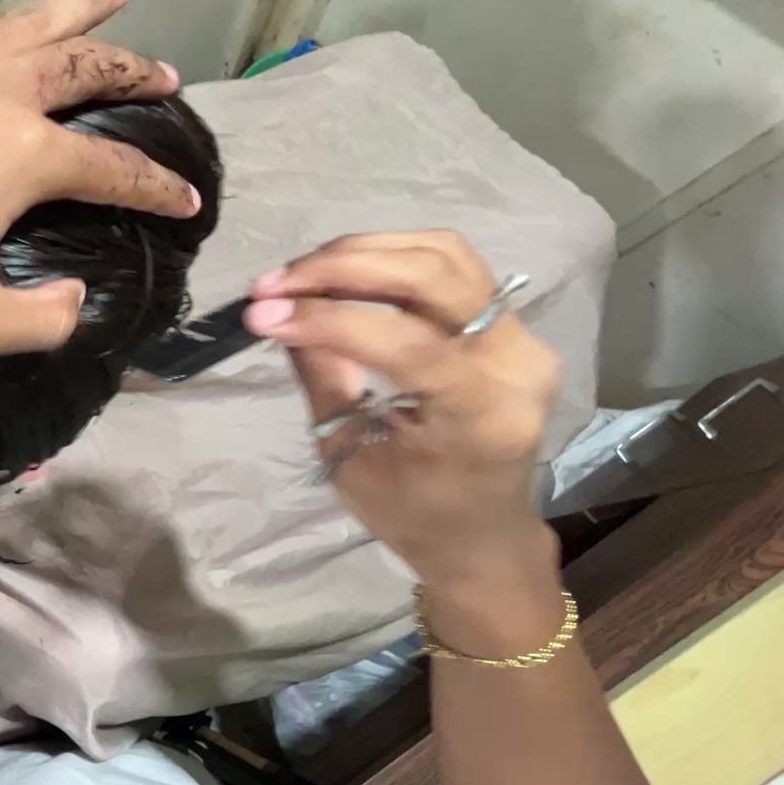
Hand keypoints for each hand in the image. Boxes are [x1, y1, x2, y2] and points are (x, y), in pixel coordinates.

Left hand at [0, 0, 198, 361]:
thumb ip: (38, 321)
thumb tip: (74, 299)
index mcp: (21, 158)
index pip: (112, 171)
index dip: (155, 189)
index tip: (188, 200)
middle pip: (83, 72)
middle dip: (132, 74)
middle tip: (166, 76)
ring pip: (25, 23)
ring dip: (80, 6)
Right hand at [244, 231, 562, 591]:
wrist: (479, 532)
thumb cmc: (409, 511)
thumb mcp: (347, 456)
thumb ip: (322, 377)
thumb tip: (282, 316)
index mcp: (480, 416)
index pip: (405, 342)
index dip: (327, 319)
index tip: (261, 314)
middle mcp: (517, 363)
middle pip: (434, 275)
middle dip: (341, 268)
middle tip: (274, 284)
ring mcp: (522, 337)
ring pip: (443, 254)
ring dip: (362, 252)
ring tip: (300, 273)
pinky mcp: (509, 325)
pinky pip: (451, 266)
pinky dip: (387, 257)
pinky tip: (341, 272)